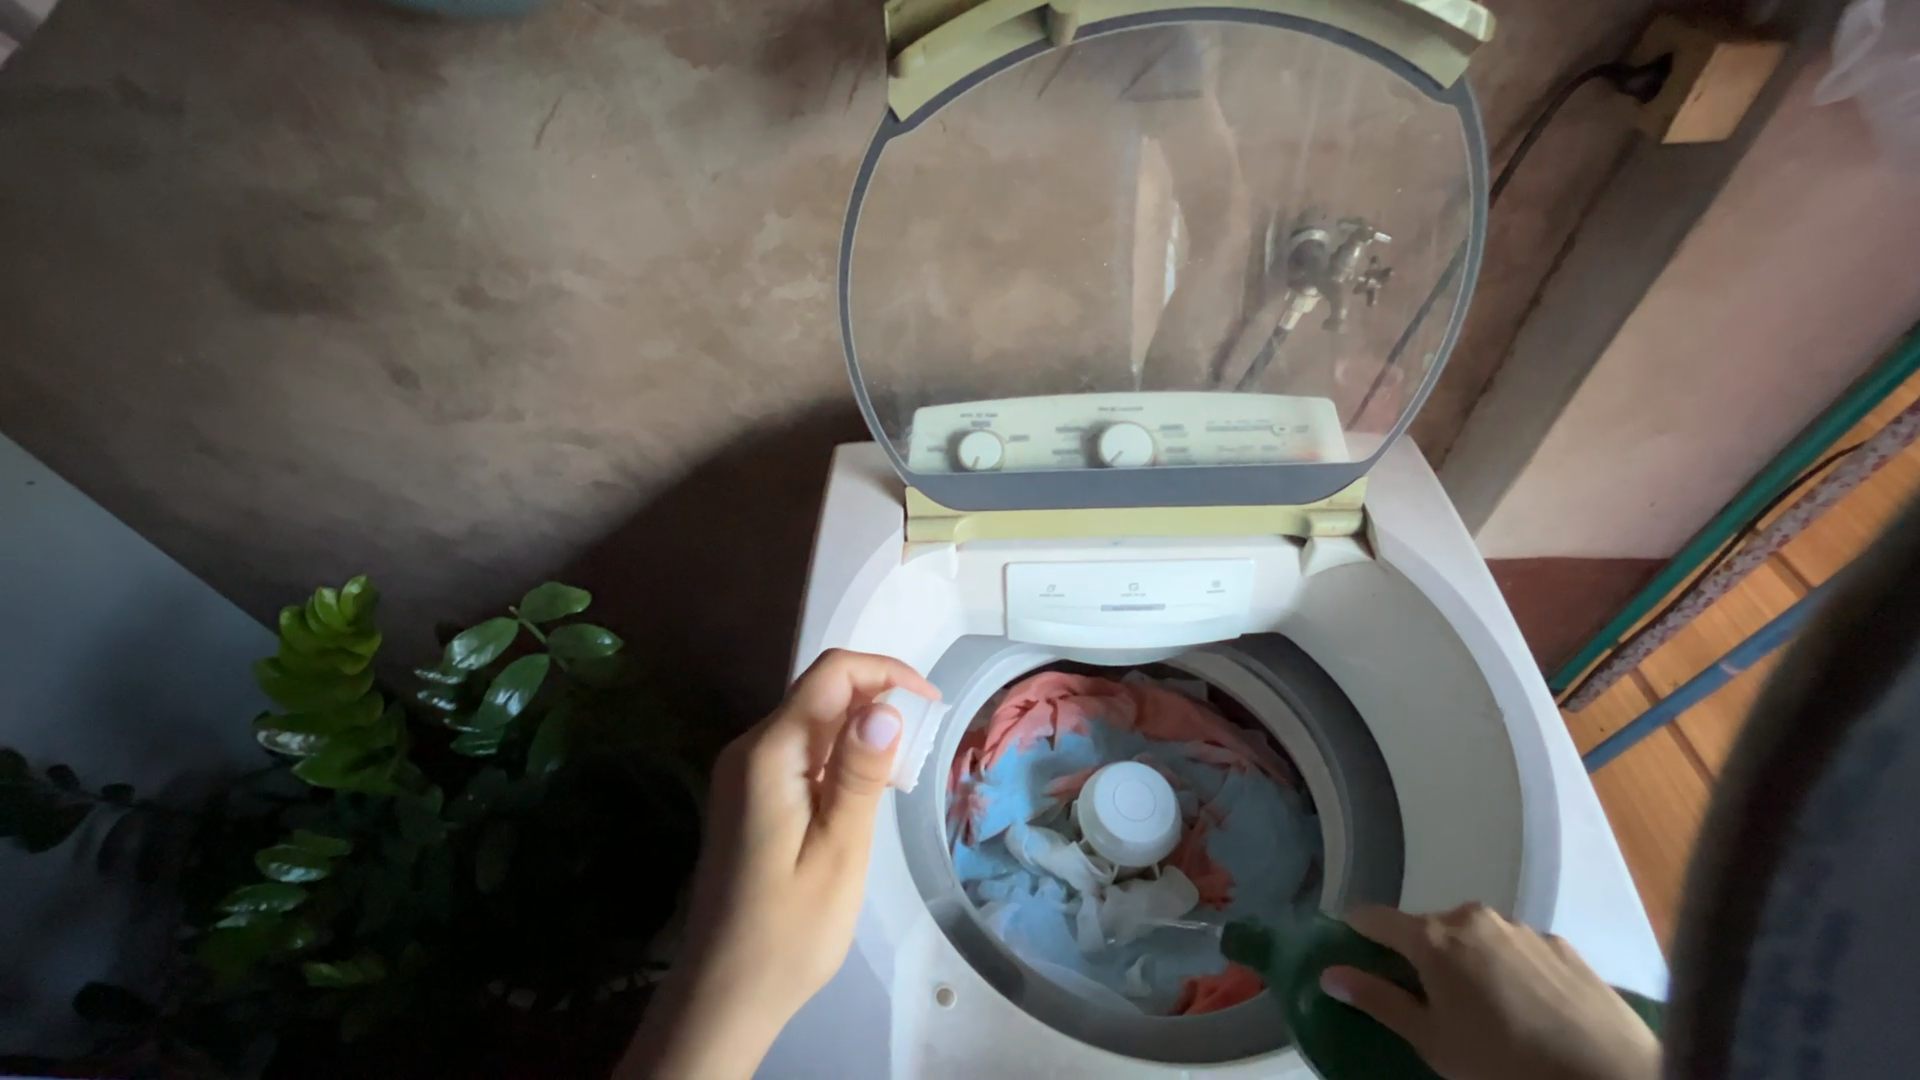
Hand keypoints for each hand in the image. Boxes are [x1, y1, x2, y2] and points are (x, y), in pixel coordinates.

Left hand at [618, 649, 937, 1078]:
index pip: (831, 674)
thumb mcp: (839, 851)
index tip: (931, 704)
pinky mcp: (751, 793)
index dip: (886, 672)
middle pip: (821, 690)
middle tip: (923, 741)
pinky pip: (803, 749)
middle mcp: (751, 748)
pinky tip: (866, 786)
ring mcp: (746, 771)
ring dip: (863, 725)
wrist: (723, 994)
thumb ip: (859, 773)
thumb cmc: (789, 930)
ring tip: (903, 767)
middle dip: (878, 697)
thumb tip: (884, 706)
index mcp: (769, 753)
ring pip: (814, 718)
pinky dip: (842, 752)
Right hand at [1319, 903, 1658, 1079]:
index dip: (1357, 933)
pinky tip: (1534, 1011)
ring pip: (1475, 937)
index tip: (1356, 955)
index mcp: (1430, 936)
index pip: (1372, 917)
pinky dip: (1512, 969)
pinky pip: (1519, 948)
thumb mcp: (1432, 1041)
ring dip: (1470, 962)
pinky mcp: (1563, 945)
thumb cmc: (1507, 1065)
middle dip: (1421, 956)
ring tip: (1492, 1012)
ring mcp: (1520, 928)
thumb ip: (1377, 1000)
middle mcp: (1470, 917)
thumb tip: (1328, 974)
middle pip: (1427, 928)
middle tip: (1435, 1003)